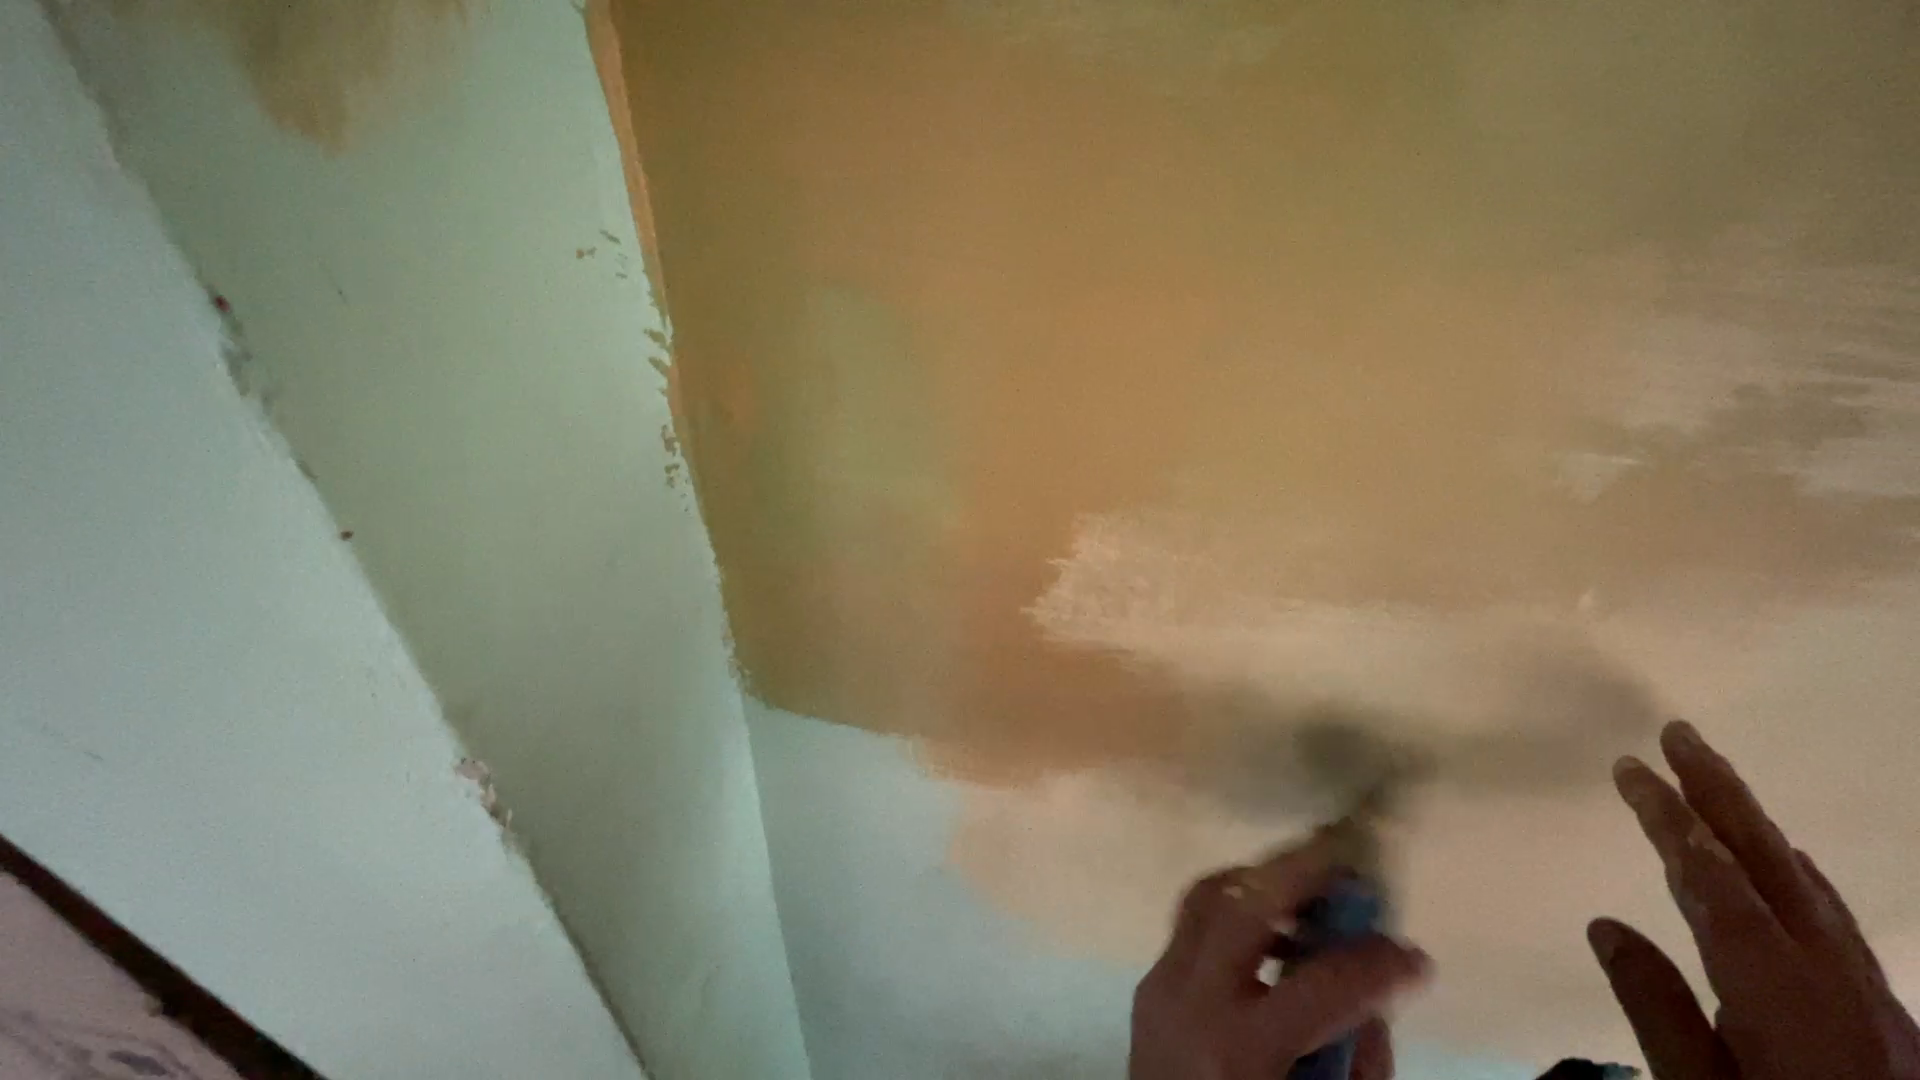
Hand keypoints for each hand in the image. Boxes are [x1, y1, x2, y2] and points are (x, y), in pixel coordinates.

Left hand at [1130, 836, 1429, 1079]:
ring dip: (1262, 882)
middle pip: (1243, 906)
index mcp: (1240, 1048)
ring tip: (1312, 892)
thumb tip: (1374, 987)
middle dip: (1301, 871)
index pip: (1321, 986)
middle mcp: (1191, 1001)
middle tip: (1350, 858)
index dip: (1377, 965)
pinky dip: (1236, 909)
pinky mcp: (1148, 979)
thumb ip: (1357, 1056)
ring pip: (1208, 896)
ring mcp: (1159, 982)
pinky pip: (1194, 922)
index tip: (1415, 955)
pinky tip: (1272, 930)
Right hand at [1594, 720, 1919, 1079]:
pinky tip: (1779, 863)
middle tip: (1680, 735)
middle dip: (1722, 793)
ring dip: (1755, 824)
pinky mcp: (1883, 1010)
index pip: (1714, 882)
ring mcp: (1868, 991)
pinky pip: (1830, 915)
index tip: (1632, 768)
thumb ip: (1656, 1007)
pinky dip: (1792, 870)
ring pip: (1806, 885)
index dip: (1670, 819)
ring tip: (1713, 780)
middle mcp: (1832, 975)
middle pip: (1771, 864)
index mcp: (1779, 989)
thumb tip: (1606, 926)